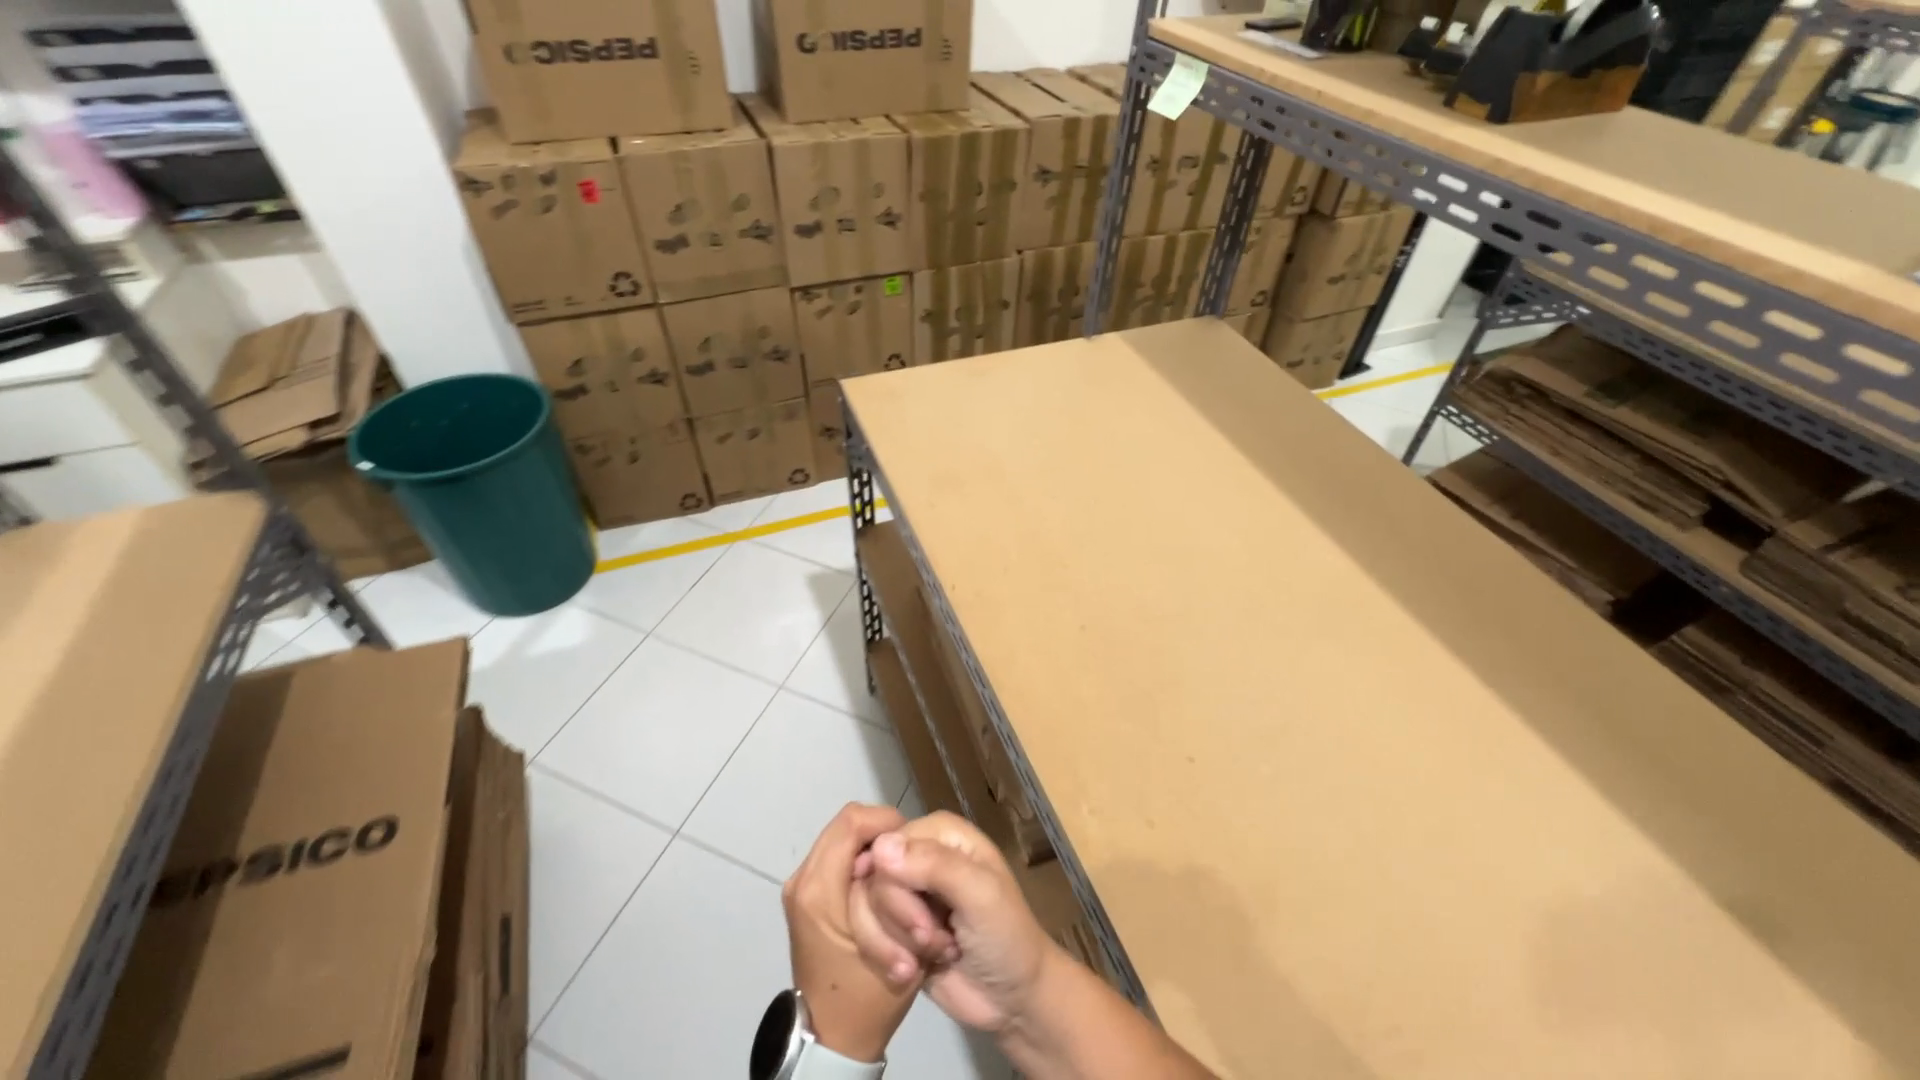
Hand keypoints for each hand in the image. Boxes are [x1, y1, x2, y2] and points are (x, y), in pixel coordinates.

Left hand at [784, 803, 919, 1062]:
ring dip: (871, 847)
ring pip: (840, 838)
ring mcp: (799, 888)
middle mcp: (801, 880)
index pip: (853, 821)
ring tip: (899, 871)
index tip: (914, 845)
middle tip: (910, 857)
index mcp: (819, 889)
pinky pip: (834, 857)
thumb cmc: (868, 994)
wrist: (834, 1036)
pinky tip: (882, 885)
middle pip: (845, 824)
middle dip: (882, 834)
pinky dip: (860, 861)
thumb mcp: (901, 942)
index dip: (888, 822)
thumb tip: (909, 850)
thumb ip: (902, 890)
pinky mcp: (804, 897)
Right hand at [850, 812, 1062, 1033]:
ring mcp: (904, 893)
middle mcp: (917, 856)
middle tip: (936, 940)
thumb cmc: (1006, 938)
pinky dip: (885, 955)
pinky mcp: (894, 927)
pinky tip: (912, 972)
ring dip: (897, 940)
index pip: (888, 845)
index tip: (926, 920)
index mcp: (941, 833)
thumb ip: (935, 865)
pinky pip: (864, 933)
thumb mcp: (981, 895)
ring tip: (933, 955)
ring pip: (864, 907)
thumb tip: (880, 848)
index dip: (897, 884)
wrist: (1012, 998)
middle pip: (874, 878)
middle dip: (902, 919)